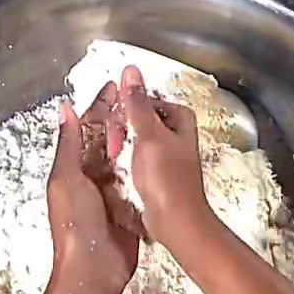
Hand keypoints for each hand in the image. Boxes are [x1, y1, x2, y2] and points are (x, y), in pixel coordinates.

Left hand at [48, 84, 137, 293]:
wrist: (94, 270)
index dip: (100, 105)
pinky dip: (147, 165)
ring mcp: (113, 191)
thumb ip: (69, 144)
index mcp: (74, 167)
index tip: (116, 85)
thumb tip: (65, 108)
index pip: (88, 128)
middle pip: (109, 139)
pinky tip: (160, 150)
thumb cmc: (75, 223)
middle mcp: (92, 176)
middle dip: (122, 118)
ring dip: (136, 138)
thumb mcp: (67, 178)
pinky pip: (139, 179)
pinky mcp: (131, 206)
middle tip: (141, 96)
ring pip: (126, 157)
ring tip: (154, 116)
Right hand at [117, 65, 214, 246]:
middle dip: (122, 130)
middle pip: (137, 117)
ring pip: (133, 138)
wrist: (176, 222)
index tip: (114, 125)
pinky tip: (119, 171)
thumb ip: (138, 103)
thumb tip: (130, 70)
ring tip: (116, 161)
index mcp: (179, 117)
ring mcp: (166, 151)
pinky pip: (134, 156)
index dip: (124, 110)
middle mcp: (175, 130)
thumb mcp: (149, 135)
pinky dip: (125, 161)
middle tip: (115, 147)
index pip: (142, 99)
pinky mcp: (156, 169)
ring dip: (121, 147)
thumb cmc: (166, 179)